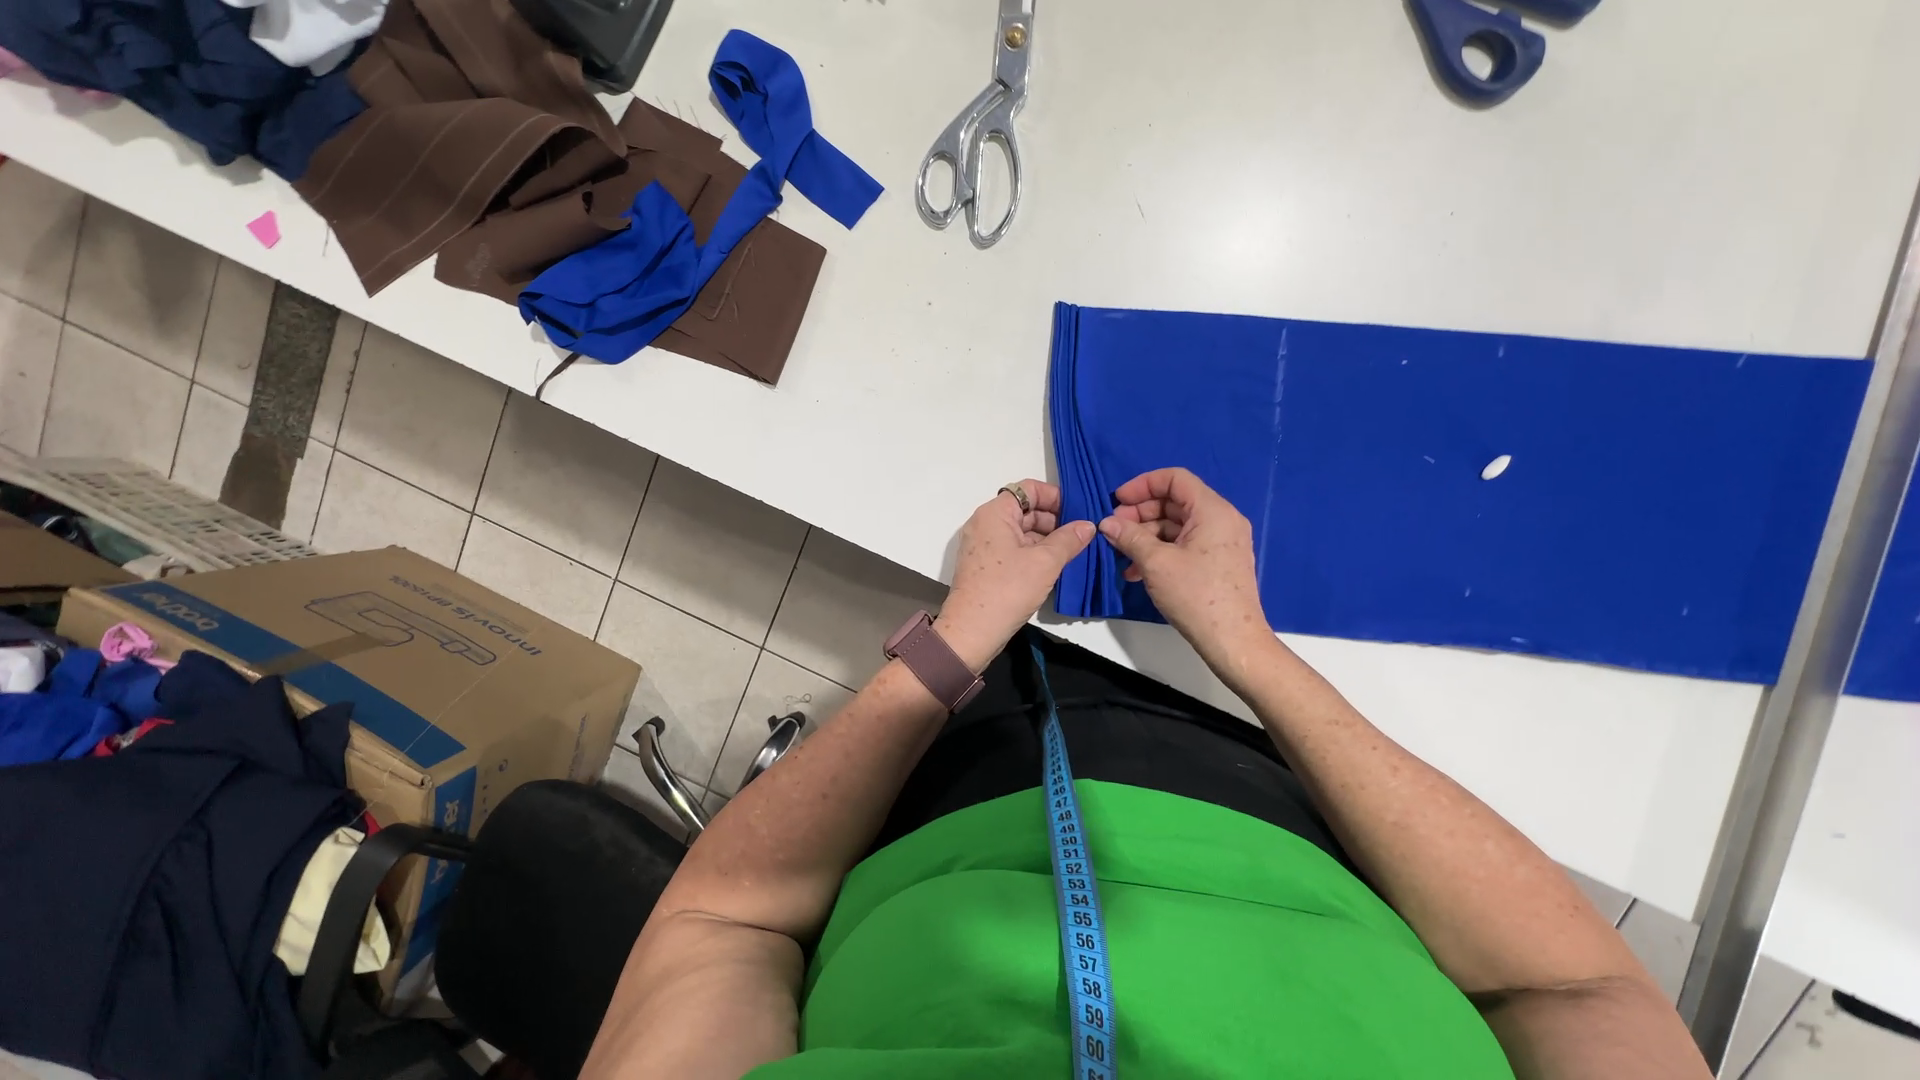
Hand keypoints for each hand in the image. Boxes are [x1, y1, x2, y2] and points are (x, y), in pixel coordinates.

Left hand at [937, 480, 1094, 669]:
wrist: (972, 631)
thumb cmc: (1008, 590)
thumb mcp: (1045, 562)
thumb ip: (1069, 539)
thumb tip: (1088, 525)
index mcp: (994, 513)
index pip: (1028, 489)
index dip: (1056, 497)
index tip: (1079, 513)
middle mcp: (985, 524)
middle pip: (1025, 509)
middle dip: (1054, 520)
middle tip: (1082, 535)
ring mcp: (983, 546)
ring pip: (1021, 531)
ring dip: (1047, 539)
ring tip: (1074, 552)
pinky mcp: (986, 566)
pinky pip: (1014, 549)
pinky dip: (1034, 553)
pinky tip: (1055, 566)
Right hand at [1099, 468, 1271, 671]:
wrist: (1232, 640)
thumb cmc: (1195, 595)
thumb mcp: (1156, 563)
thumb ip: (1129, 537)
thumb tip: (1106, 523)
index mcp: (1212, 511)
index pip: (1175, 479)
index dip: (1142, 485)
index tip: (1116, 501)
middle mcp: (1222, 520)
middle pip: (1175, 502)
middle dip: (1140, 513)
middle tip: (1113, 530)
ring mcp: (1222, 542)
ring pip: (1177, 525)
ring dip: (1146, 535)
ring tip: (1121, 554)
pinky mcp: (1218, 562)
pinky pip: (1185, 545)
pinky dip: (1161, 551)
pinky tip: (1137, 571)